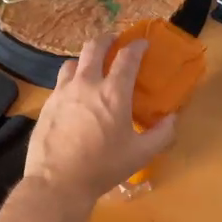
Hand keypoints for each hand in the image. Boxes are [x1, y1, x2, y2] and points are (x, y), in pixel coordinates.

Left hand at [23, 34, 176, 209]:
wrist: (58, 182)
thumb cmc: (103, 167)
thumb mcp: (140, 154)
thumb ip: (161, 134)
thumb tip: (173, 118)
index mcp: (113, 93)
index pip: (127, 57)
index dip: (137, 46)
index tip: (142, 43)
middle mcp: (87, 84)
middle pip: (94, 47)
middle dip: (107, 39)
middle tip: (114, 41)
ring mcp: (63, 92)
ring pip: (73, 62)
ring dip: (85, 59)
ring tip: (90, 67)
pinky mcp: (48, 103)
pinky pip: (60, 81)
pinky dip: (70, 79)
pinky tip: (73, 93)